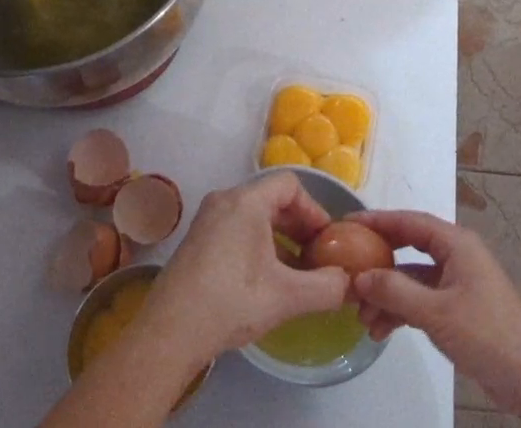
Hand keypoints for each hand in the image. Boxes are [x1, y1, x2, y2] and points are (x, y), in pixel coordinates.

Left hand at [138, 172, 349, 358]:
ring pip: (254, 218)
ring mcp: (206, 222)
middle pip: (272, 200)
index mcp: (245, 202)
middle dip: (299, 227)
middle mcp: (223, 202)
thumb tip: (351, 284)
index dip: (314, 209)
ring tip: (296, 273)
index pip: (290, 185)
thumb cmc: (231, 302)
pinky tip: (266, 282)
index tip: (326, 240)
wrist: (169, 334)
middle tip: (316, 257)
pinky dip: (258, 247)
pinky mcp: (196, 243)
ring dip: (280, 240)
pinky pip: (236, 231)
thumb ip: (327, 287)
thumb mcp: (287, 296)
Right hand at [349, 211, 520, 390]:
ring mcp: (457, 282)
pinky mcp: (457, 308)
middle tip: (347, 267)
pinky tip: (380, 331)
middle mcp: (456, 256)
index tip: (347, 224)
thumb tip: (358, 277)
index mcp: (457, 244)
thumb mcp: (435, 312)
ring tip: (361, 318)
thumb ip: (394, 291)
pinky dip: (400, 311)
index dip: (378, 221)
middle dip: (379, 261)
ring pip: (412, 278)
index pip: (410, 221)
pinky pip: (420, 299)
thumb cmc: (486, 333)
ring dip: (387, 294)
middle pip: (409, 247)